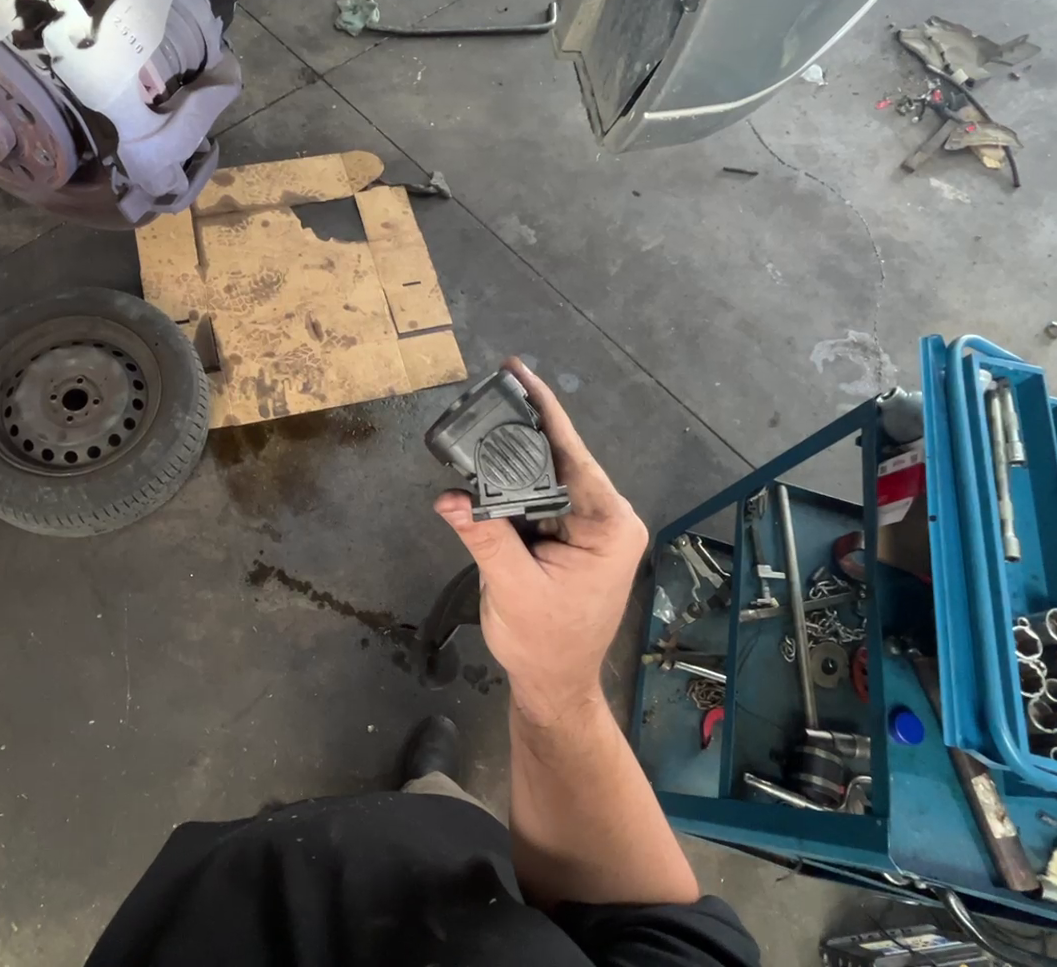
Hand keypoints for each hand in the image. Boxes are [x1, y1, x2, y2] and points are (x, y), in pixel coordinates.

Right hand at [434, 358, 648, 725]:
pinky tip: (485, 462)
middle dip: (524, 425)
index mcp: (609, 525)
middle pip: (559, 459)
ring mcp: (584, 526)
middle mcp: (604, 517)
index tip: (519, 373)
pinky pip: (534, 498)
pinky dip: (508, 483)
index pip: (573, 456)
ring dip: (513, 454)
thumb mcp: (513, 588)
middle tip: (489, 389)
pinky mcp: (564, 536)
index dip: (544, 413)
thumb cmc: (545, 643)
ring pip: (544, 476)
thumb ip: (484, 536)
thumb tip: (447, 497)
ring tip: (482, 418)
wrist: (553, 683)